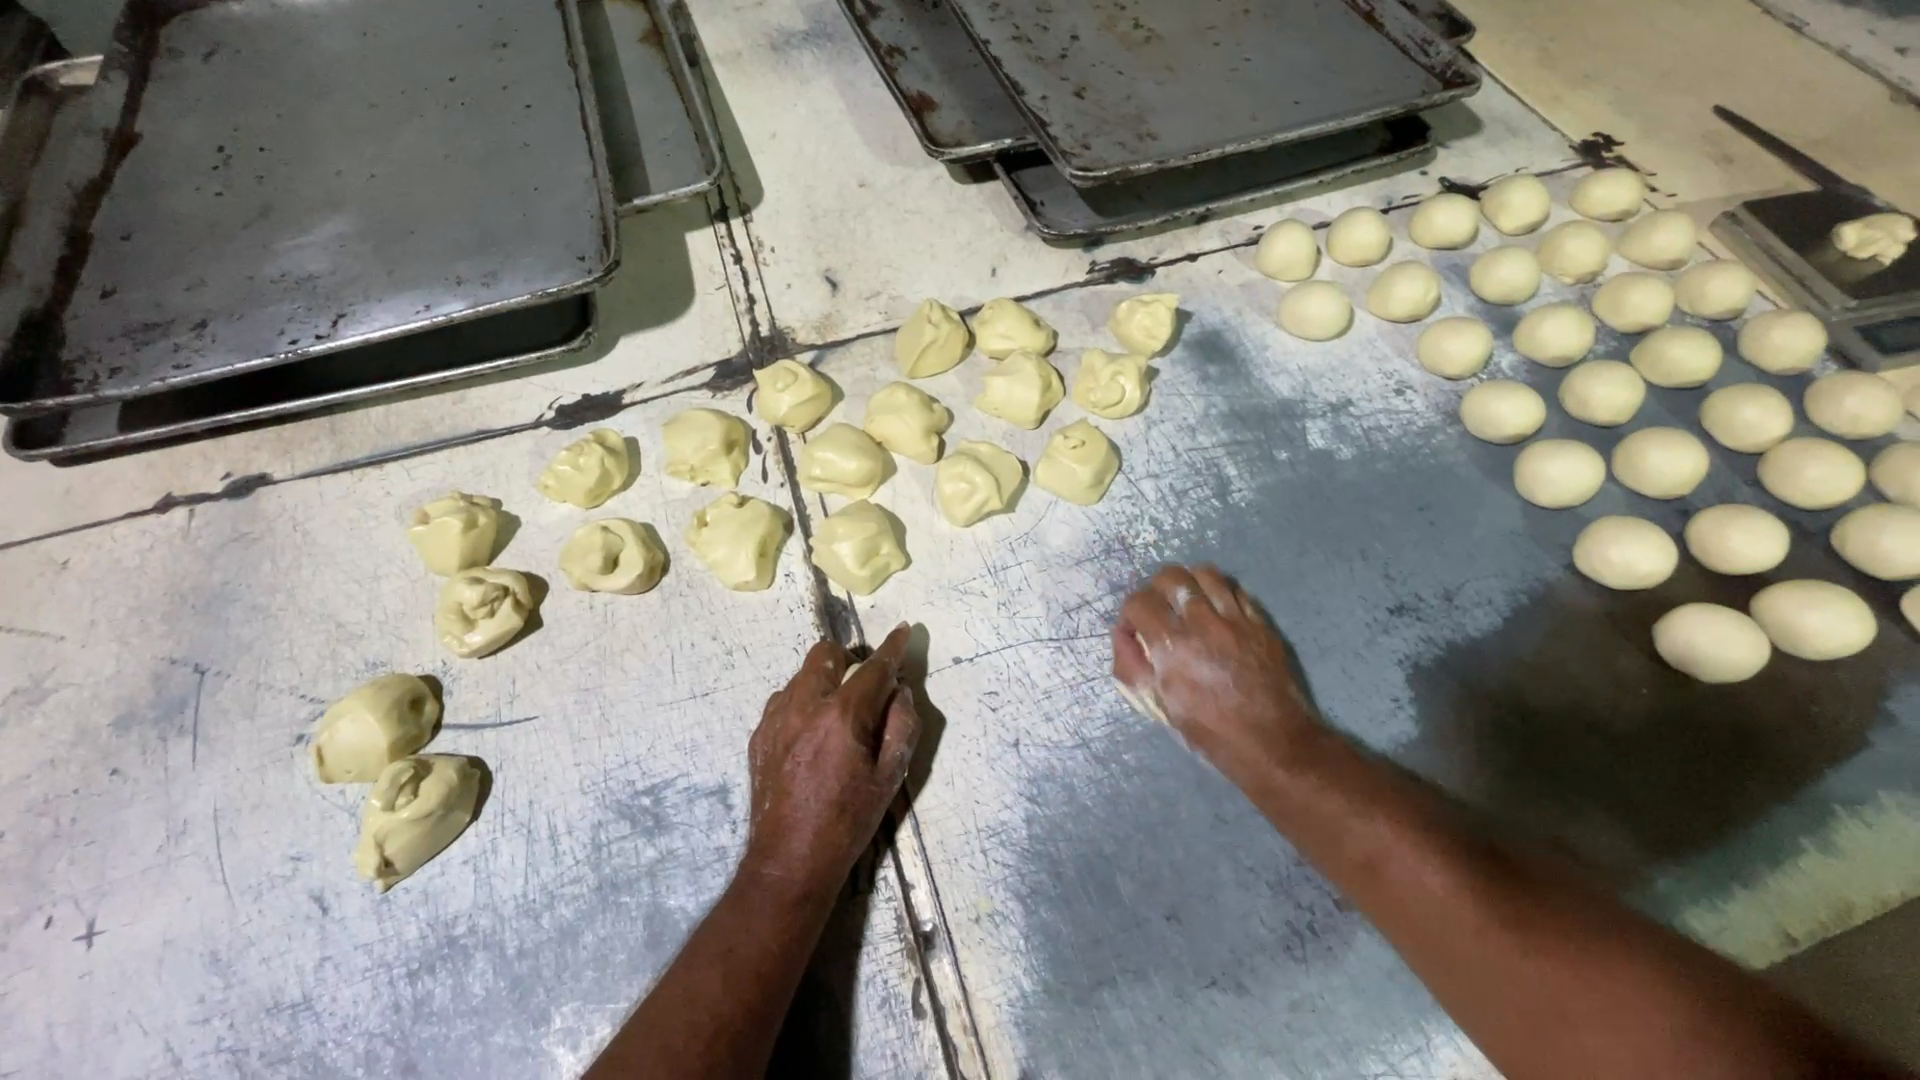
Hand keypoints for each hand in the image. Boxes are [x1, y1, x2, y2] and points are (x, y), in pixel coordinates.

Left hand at [742, 624, 920, 892]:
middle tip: (864, 683)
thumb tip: (899, 691)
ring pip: (802, 676)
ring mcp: (775, 719)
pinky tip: (812, 735)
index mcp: (842, 716)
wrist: (790, 858)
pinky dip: (803, 704)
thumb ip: (901, 726)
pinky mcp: (759, 736)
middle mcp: (805, 706)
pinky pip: (784, 701)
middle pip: (825, 654)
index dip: (892, 647)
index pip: (873, 668)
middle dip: (848, 658)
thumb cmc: (848, 820)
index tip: (903, 630)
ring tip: (837, 716)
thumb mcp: (890, 778)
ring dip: (824, 682)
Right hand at [1111, 565, 1325, 790]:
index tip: (1136, 628)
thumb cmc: (1210, 732)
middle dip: (1157, 589)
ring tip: (1189, 603)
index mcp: (1172, 647)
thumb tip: (1122, 635)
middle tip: (1160, 611)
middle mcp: (1202, 624)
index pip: (1139, 601)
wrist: (1273, 743)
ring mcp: (1236, 620)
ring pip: (1205, 573)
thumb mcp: (1160, 706)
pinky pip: (1236, 589)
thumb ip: (1132, 667)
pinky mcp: (1260, 623)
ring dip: (1190, 584)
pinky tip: (1217, 612)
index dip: (1131, 612)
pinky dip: (1220, 593)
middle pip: (1171, 576)